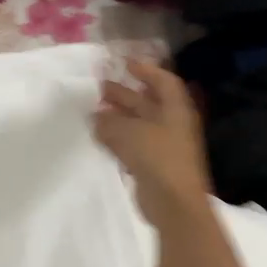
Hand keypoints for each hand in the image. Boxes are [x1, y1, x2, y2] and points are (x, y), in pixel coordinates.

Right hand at [94, 59, 213, 225]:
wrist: (173, 202)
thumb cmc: (158, 158)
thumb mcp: (128, 133)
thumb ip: (109, 122)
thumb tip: (96, 116)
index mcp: (175, 110)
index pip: (164, 82)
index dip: (146, 71)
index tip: (125, 64)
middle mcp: (170, 124)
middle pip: (147, 102)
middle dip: (124, 93)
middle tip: (99, 87)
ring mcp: (162, 145)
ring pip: (137, 124)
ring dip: (116, 116)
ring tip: (92, 110)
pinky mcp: (152, 164)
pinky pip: (132, 143)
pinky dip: (116, 137)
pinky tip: (98, 136)